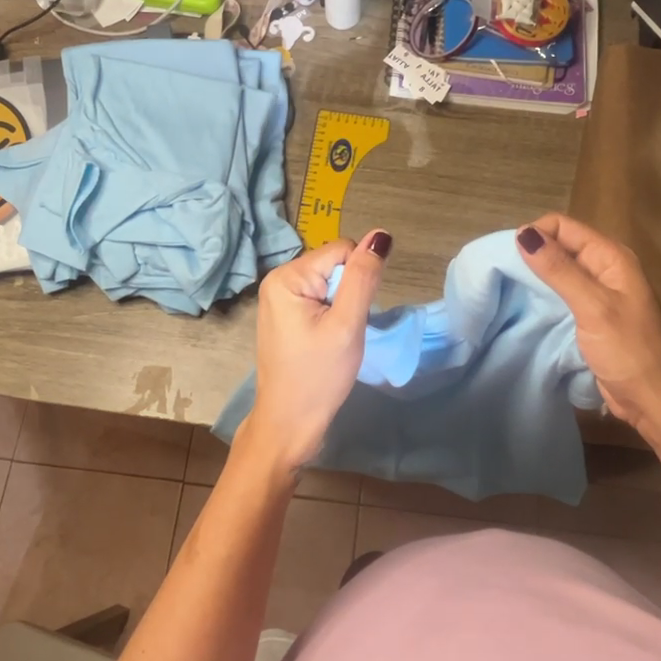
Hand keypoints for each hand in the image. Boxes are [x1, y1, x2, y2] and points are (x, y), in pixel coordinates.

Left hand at [239, 229, 391, 473]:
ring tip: (334, 339)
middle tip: (343, 331)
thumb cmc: (318, 378)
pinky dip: (333, 317)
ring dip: (343, 307)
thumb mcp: (347, 325)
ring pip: (331, 284)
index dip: (359, 279)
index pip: (342, 250)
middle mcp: (278, 279)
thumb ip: (364, 277)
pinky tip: (327, 343)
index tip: (351, 316)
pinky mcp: (286, 316)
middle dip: (350, 293)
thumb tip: (381, 234)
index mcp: (287, 276)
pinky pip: (321, 300)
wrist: (288, 425)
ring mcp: (279, 299)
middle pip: (335, 265)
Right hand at [516, 214, 660, 437]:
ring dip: (535, 276)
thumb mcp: (592, 306)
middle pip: (559, 245)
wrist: (652, 400)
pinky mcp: (590, 314)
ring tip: (509, 290)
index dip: (536, 235)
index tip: (510, 260)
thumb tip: (523, 234)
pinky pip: (561, 294)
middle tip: (504, 276)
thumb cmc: (627, 351)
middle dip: (532, 254)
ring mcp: (598, 292)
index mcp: (611, 257)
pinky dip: (543, 296)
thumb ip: (559, 270)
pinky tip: (527, 307)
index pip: (563, 226)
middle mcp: (604, 268)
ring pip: (558, 270)